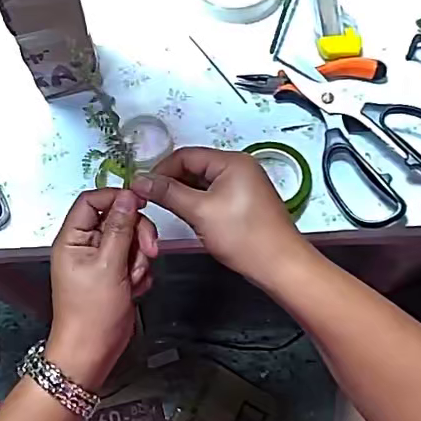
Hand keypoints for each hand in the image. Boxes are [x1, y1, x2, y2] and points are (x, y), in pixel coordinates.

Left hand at [48, 188, 157, 387]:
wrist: (93, 351)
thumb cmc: (90, 314)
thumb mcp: (108, 265)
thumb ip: (120, 228)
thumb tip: (128, 196)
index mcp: (73, 239)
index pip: (93, 200)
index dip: (117, 197)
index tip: (140, 203)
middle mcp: (86, 245)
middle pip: (119, 218)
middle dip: (137, 234)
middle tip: (147, 251)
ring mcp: (102, 259)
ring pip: (131, 238)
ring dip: (140, 256)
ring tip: (135, 278)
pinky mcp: (116, 272)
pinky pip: (136, 257)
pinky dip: (140, 271)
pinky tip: (135, 287)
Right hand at [132, 147, 312, 282]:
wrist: (279, 265)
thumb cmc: (246, 237)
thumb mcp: (199, 211)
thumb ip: (168, 193)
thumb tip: (142, 180)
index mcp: (232, 161)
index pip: (186, 155)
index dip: (161, 170)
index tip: (143, 187)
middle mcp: (240, 167)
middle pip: (194, 166)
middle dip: (171, 182)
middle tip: (151, 199)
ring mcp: (244, 185)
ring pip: (203, 182)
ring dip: (183, 193)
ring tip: (166, 209)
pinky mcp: (244, 202)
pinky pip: (214, 195)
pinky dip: (198, 203)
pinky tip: (188, 217)